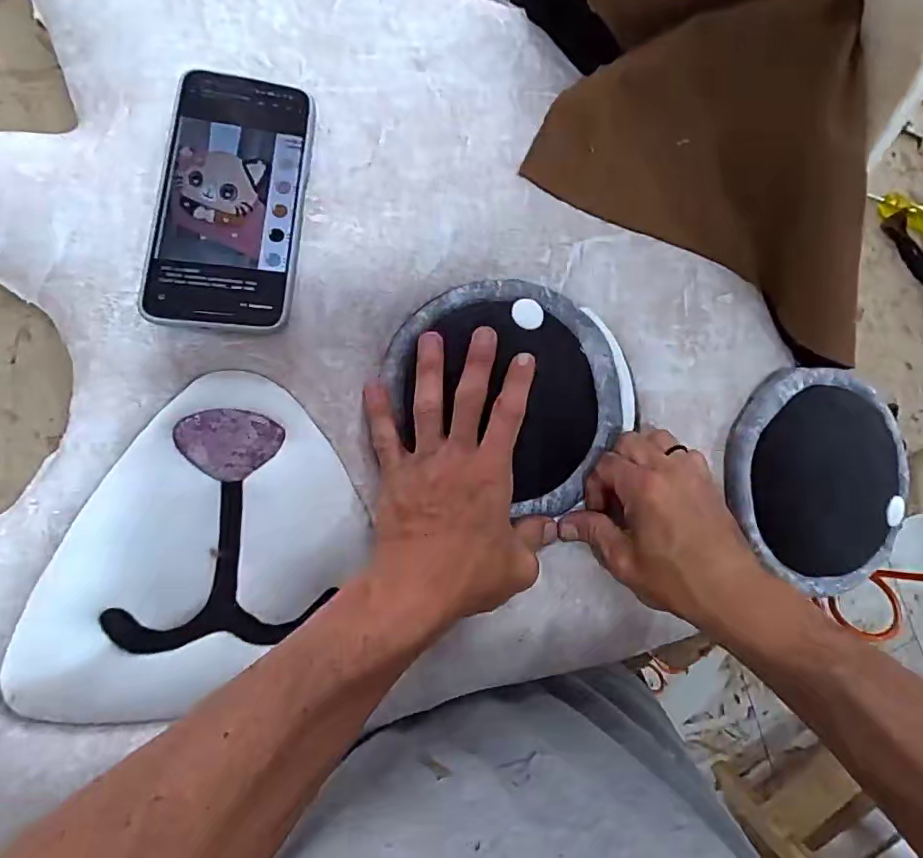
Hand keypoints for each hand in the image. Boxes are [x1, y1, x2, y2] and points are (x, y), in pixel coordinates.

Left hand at [361, 328, 555, 629]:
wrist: (413, 590)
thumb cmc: (470, 574)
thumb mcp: (518, 564)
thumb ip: (534, 539)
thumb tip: (548, 526)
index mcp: (493, 471)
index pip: (509, 417)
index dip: (519, 384)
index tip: (525, 358)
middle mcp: (458, 456)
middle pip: (468, 399)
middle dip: (478, 362)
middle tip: (483, 332)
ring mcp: (423, 462)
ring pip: (426, 406)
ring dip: (428, 370)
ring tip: (429, 338)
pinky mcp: (394, 476)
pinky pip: (384, 437)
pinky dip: (378, 410)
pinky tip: (373, 383)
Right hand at [559, 429, 783, 635]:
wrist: (728, 585)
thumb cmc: (675, 579)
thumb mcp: (625, 562)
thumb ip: (595, 533)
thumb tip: (567, 521)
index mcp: (644, 485)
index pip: (606, 463)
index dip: (594, 486)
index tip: (599, 513)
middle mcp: (668, 466)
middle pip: (629, 440)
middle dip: (614, 464)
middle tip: (615, 499)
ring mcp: (691, 467)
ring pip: (657, 438)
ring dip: (641, 455)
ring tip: (638, 488)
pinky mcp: (707, 475)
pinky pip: (681, 451)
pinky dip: (667, 459)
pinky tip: (666, 490)